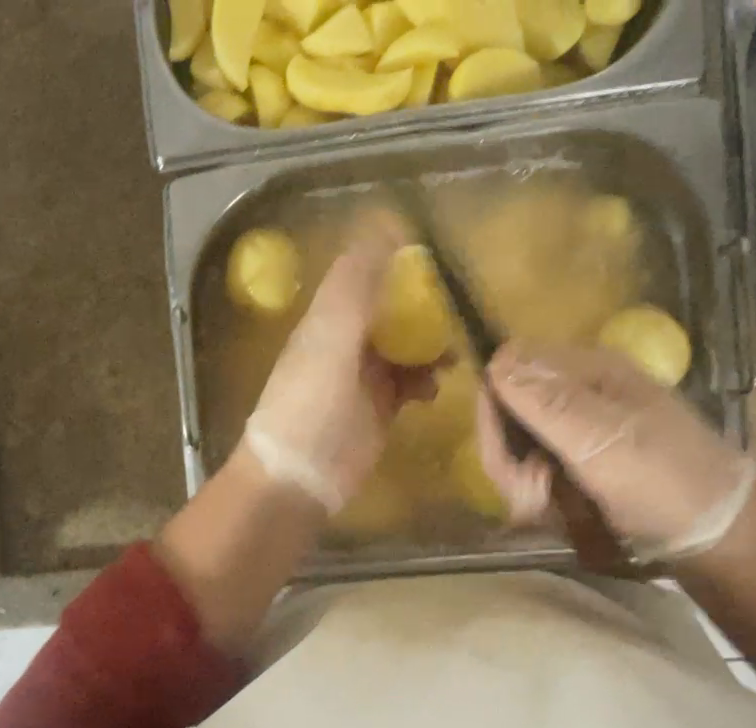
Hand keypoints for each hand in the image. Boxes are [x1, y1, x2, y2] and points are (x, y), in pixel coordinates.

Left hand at [242, 218, 439, 512]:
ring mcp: (363, 377)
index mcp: (327, 318)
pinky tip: (435, 389)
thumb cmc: (309, 403)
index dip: (394, 258)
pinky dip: (426, 380)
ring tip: (451, 353)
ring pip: (405, 346)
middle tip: (457, 304)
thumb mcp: (331, 336)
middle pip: (390, 309)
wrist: (297, 477)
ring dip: (431, 344)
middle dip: (423, 304)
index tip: (435, 247)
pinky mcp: (380, 410)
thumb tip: (384, 222)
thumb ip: (356, 284)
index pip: (363, 274)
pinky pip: (411, 383)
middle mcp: (345, 342)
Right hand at [470, 343, 755, 562]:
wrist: (712, 534)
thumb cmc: (664, 479)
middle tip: (538, 491)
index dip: (495, 410)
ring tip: (555, 509)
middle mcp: (576, 396)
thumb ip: (548, 403)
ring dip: (525, 488)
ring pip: (514, 453)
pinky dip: (539, 501)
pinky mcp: (576, 466)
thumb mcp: (604, 440)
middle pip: (505, 417)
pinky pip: (533, 477)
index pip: (508, 370)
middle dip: (510, 461)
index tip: (507, 453)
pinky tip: (563, 517)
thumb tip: (495, 362)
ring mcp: (575, 434)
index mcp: (588, 371)